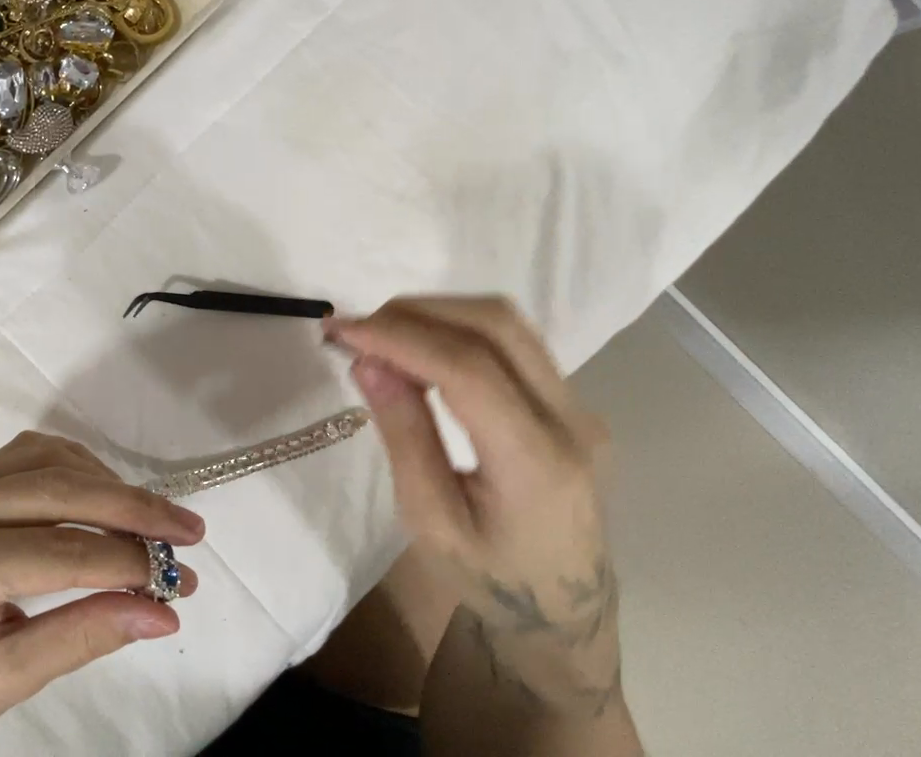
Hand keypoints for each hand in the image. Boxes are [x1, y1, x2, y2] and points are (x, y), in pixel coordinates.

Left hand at [0, 432, 204, 751]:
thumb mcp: (10, 677)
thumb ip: (84, 637)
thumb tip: (161, 613)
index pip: (60, 551)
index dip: (127, 561)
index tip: (183, 581)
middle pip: (56, 489)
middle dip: (131, 507)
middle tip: (190, 532)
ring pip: (44, 460)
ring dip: (105, 481)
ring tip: (155, 519)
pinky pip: (28, 456)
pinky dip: (75, 468)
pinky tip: (104, 494)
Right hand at [327, 297, 622, 715]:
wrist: (563, 609)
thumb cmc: (487, 577)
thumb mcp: (429, 521)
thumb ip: (403, 435)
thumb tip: (367, 361)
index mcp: (537, 462)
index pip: (468, 369)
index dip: (399, 338)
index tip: (340, 330)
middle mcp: (572, 422)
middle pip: (496, 326)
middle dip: (415, 312)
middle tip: (355, 327)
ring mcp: (580, 408)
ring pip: (507, 324)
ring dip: (436, 314)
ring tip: (379, 334)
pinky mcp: (571, 403)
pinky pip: (512, 343)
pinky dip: (455, 330)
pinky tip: (416, 349)